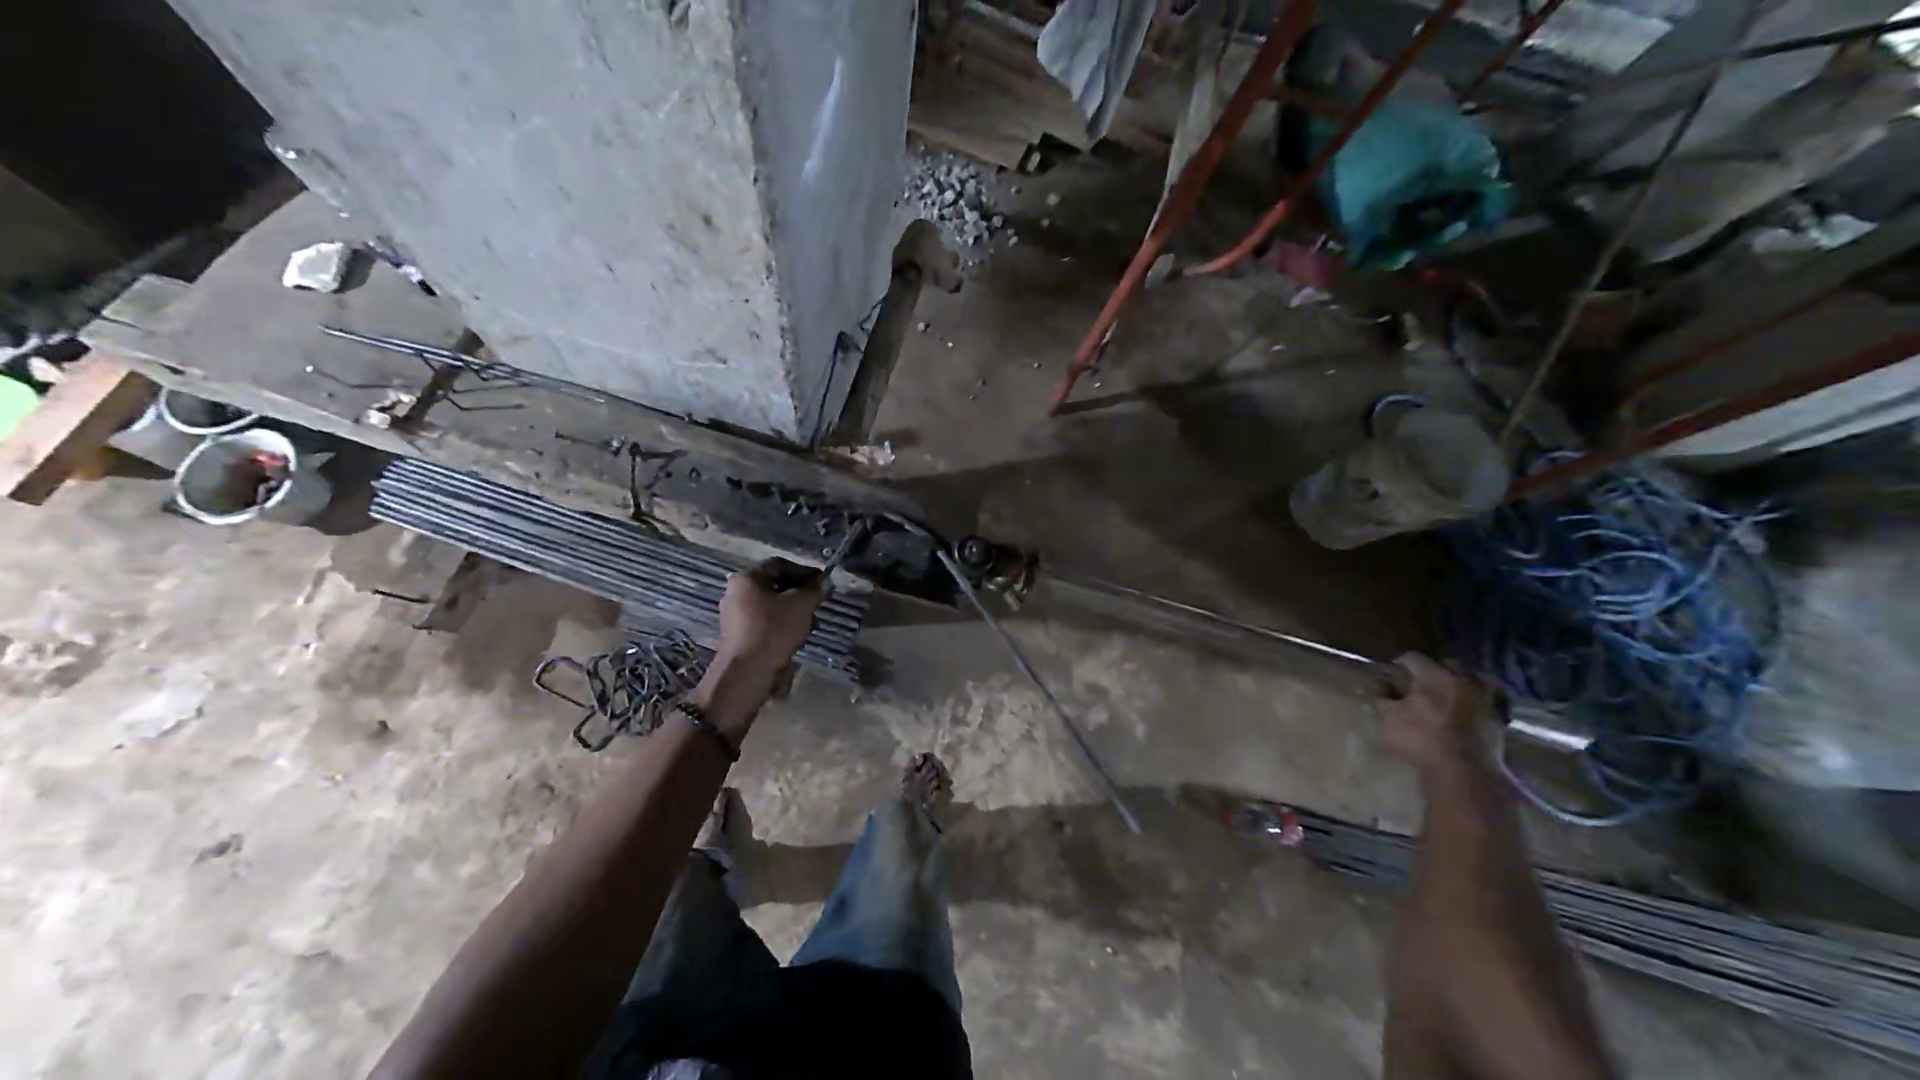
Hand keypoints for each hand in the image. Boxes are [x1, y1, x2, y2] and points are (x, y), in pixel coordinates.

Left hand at [715, 557, 829, 677]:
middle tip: (819, 603)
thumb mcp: (801, 606)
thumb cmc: (774, 631)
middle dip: (801, 593)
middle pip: (775, 586)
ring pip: (771, 606)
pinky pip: (765, 623)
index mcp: (747, 579)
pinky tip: (798, 637)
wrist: (747, 673)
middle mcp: (736, 593)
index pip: (779, 565)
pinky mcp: (739, 636)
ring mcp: (735, 616)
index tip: (823, 582)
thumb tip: (826, 580)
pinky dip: (783, 625)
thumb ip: (815, 590)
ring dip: (795, 611)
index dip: (804, 571)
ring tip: (813, 623)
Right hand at [1377, 653, 1494, 777]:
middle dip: (1433, 669)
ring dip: (1460, 683)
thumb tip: (1379, 683)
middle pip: (1447, 664)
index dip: (1399, 664)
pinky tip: (1471, 709)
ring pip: (1472, 679)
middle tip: (1421, 683)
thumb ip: (1383, 697)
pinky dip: (1480, 701)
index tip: (1392, 674)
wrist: (1465, 771)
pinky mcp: (1499, 718)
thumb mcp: (1390, 718)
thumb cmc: (1420, 740)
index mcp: (1434, 675)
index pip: (1413, 658)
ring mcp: (1485, 698)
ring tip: (1449, 694)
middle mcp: (1462, 680)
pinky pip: (1490, 700)